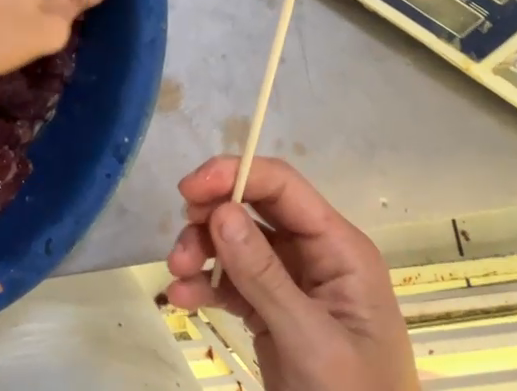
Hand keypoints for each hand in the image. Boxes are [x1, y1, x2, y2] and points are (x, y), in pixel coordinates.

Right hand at [166, 157, 416, 390]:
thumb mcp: (311, 341)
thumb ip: (265, 276)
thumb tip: (220, 210)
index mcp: (339, 249)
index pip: (283, 187)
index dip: (235, 175)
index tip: (188, 191)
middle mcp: (315, 255)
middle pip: (252, 209)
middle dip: (210, 220)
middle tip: (180, 248)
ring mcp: (292, 283)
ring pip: (234, 241)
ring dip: (201, 252)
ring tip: (177, 276)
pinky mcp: (271, 310)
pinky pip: (230, 280)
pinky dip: (204, 284)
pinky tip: (181, 298)